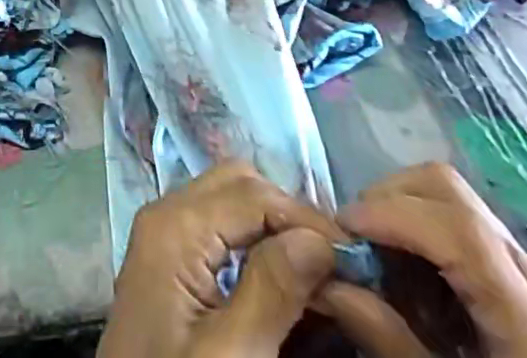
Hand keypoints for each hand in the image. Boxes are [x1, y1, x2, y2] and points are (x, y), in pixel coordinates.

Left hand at [99, 163, 339, 357]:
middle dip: (293, 217)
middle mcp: (167, 215)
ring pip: (233, 203)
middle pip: (241, 185)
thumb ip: (273, 291)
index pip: (254, 193)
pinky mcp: (173, 259)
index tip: (359, 267)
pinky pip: (222, 229)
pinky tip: (288, 284)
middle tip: (339, 270)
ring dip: (278, 229)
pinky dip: (258, 244)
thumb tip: (318, 240)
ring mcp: (167, 235)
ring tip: (322, 279)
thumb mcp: (232, 353)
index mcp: (175, 226)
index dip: (309, 222)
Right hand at [339, 164, 526, 357]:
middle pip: (454, 192)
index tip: (341, 228)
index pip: (462, 231)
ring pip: (458, 202)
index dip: (392, 214)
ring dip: (401, 208)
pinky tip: (408, 273)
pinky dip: (423, 230)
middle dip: (388, 197)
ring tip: (374, 251)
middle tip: (353, 235)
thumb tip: (327, 284)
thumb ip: (389, 341)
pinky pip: (468, 231)